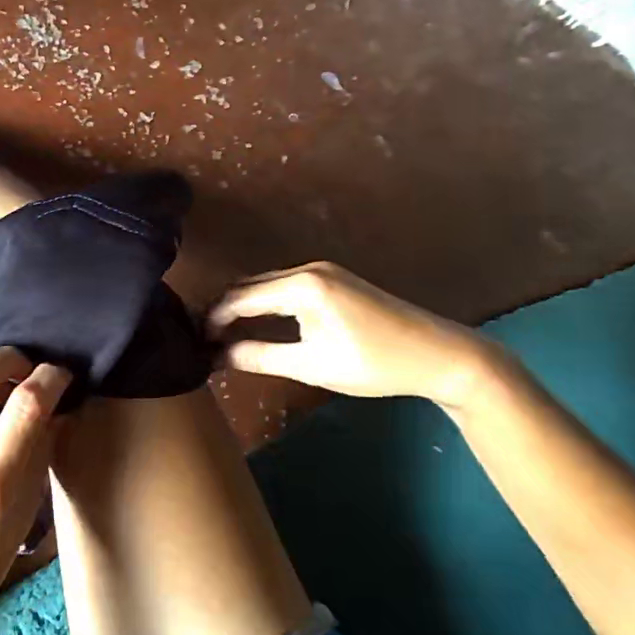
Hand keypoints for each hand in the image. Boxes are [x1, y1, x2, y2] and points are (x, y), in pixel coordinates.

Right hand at [207, 261, 501, 405]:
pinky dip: (264, 302)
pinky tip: (257, 322)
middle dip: (223, 309)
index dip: (213, 319)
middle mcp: (307, 268)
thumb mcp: (311, 365)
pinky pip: (283, 286)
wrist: (440, 355)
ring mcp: (322, 270)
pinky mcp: (332, 279)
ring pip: (265, 284)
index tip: (194, 341)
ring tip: (223, 333)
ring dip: (243, 305)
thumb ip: (259, 357)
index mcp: (302, 286)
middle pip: (248, 285)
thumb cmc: (375, 364)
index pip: (240, 298)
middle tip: (203, 338)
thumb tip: (216, 356)